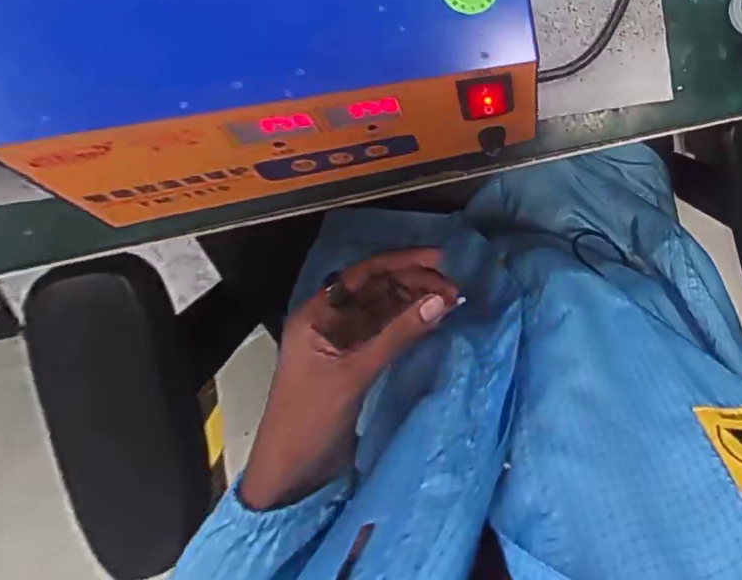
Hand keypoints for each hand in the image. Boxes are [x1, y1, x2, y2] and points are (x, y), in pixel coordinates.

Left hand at [239, 249, 457, 508]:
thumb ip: (398, 335)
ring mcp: (344, 341)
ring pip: (385, 308)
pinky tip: (434, 319)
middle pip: (378, 288)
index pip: (364, 273)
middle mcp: (330, 320)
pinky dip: (410, 323)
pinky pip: (387, 330)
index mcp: (318, 313)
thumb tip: (440, 300)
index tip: (439, 259)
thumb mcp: (354, 374)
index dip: (402, 262)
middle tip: (452, 288)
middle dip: (415, 283)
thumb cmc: (308, 421)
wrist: (288, 481)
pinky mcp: (356, 362)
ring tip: (450, 300)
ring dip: (416, 301)